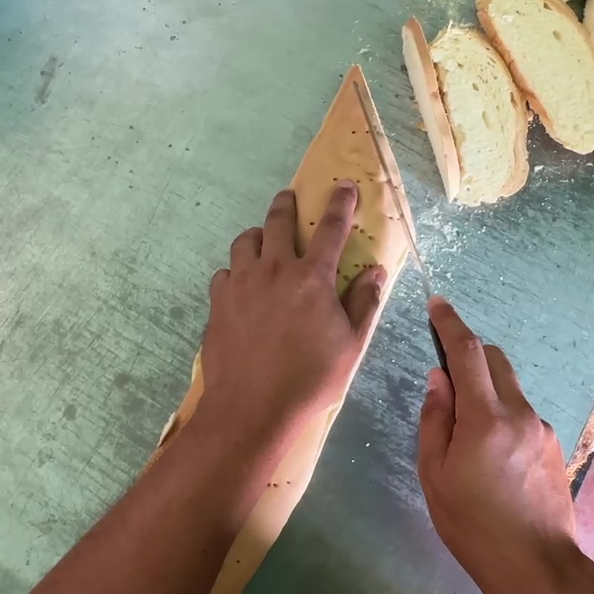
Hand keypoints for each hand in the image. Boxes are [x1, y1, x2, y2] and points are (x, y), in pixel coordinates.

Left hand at [198, 183, 386, 446]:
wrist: (252, 408)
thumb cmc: (310, 379)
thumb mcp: (351, 345)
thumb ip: (364, 303)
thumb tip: (376, 270)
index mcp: (312, 277)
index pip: (331, 228)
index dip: (340, 203)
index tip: (344, 186)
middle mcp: (274, 269)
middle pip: (277, 221)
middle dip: (286, 204)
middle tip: (289, 198)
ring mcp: (241, 283)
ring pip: (245, 241)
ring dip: (257, 235)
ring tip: (262, 242)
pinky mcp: (217, 302)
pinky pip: (225, 272)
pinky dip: (235, 272)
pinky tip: (241, 286)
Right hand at [418, 297, 580, 593]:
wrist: (539, 570)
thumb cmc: (473, 526)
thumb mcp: (436, 475)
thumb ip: (436, 420)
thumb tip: (439, 378)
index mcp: (486, 418)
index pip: (468, 353)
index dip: (451, 324)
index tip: (438, 304)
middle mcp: (521, 414)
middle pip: (496, 361)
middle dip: (471, 354)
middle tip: (446, 377)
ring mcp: (543, 430)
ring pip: (510, 389)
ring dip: (487, 390)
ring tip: (467, 436)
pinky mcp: (554, 447)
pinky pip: (522, 415)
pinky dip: (502, 416)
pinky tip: (493, 458)